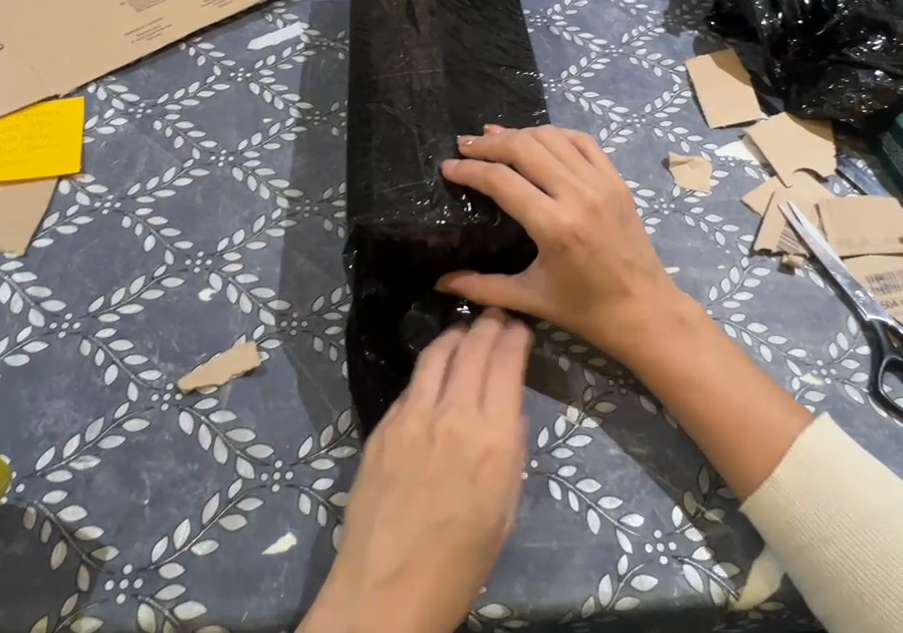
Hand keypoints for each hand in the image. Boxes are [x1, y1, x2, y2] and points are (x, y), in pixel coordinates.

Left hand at [301, 310, 531, 632]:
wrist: (390, 587)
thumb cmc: (462, 559)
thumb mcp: (505, 504)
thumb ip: (509, 446)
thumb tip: (507, 408)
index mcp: (493, 438)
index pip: (506, 361)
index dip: (514, 335)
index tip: (520, 325)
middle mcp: (453, 414)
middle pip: (472, 347)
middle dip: (487, 325)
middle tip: (496, 315)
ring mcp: (412, 416)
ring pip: (436, 354)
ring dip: (455, 335)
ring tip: (464, 329)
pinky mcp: (383, 425)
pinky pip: (412, 383)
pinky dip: (430, 367)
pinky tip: (435, 369)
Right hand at [438, 125, 689, 360]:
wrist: (645, 309)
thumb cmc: (584, 310)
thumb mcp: (529, 299)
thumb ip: (481, 287)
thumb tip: (441, 281)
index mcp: (554, 226)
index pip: (501, 180)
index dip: (469, 169)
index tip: (447, 166)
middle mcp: (577, 195)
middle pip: (525, 148)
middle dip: (489, 143)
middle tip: (464, 144)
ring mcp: (601, 183)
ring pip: (552, 138)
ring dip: (520, 133)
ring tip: (494, 137)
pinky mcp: (617, 180)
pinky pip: (583, 142)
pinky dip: (556, 134)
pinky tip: (537, 138)